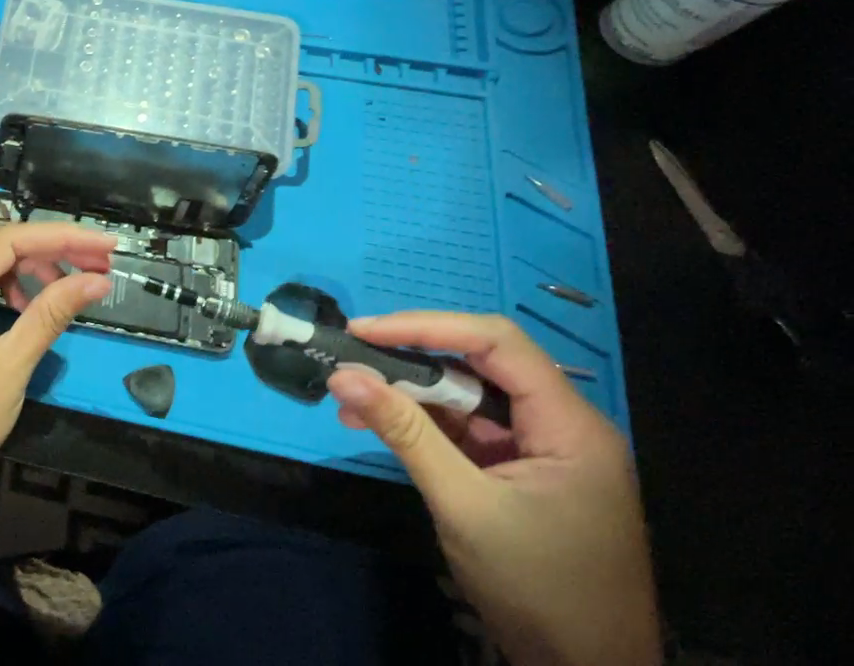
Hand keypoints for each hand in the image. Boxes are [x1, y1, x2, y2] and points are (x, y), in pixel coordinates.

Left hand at [0, 224, 115, 505]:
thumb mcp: (12, 365)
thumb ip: (52, 314)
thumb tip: (97, 280)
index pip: (7, 242)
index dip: (60, 237)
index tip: (105, 244)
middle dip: (51, 249)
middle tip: (100, 261)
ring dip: (31, 268)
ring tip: (71, 287)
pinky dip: (10, 288)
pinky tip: (32, 306)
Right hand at [327, 312, 660, 665]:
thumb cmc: (537, 586)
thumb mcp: (463, 504)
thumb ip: (404, 432)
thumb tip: (342, 375)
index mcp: (571, 426)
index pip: (497, 344)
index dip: (426, 327)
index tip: (363, 330)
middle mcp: (563, 427)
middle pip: (481, 366)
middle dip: (410, 361)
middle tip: (348, 362)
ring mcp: (543, 452)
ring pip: (469, 398)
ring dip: (409, 395)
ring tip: (349, 400)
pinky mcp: (523, 474)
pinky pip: (467, 432)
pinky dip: (422, 426)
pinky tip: (377, 427)